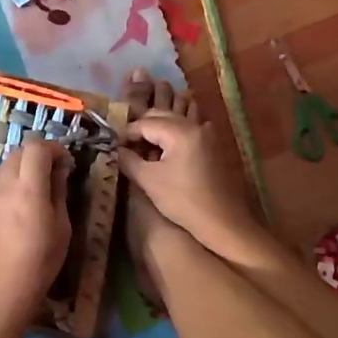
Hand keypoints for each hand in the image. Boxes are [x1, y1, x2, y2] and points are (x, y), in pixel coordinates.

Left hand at [0, 140, 72, 320]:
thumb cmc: (42, 258)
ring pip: (7, 164)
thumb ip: (58, 191)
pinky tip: (22, 201)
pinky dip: (13, 179)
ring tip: (39, 187)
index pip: (37, 148)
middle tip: (56, 172)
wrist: (5, 286)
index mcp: (28, 188)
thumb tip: (59, 169)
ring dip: (25, 166)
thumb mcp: (61, 224)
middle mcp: (4, 184)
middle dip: (40, 155)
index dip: (55, 149)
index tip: (67, 163)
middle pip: (20, 152)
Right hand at [117, 112, 260, 255]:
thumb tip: (118, 150)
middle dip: (143, 127)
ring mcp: (209, 134)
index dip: (127, 132)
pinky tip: (166, 151)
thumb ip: (129, 160)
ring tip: (144, 146)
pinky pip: (190, 131)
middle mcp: (197, 126)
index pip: (146, 123)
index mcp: (180, 131)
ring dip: (159, 130)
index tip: (115, 144)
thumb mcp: (149, 181)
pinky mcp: (215, 145)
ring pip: (177, 122)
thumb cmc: (184, 201)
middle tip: (127, 143)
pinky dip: (175, 136)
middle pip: (163, 116)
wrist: (223, 221)